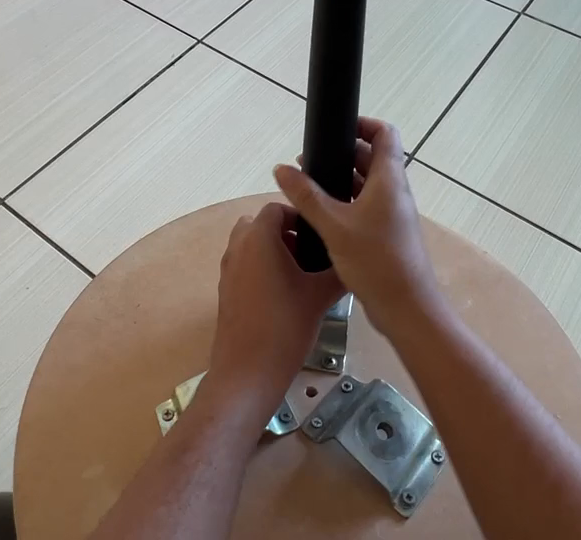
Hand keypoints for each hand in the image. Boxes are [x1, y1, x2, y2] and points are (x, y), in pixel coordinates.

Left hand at [204, 203, 345, 422]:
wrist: (247, 372)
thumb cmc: (285, 326)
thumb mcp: (319, 296)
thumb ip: (338, 272)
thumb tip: (354, 263)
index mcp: (259, 238)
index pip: (277, 209)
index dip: (301, 217)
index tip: (321, 236)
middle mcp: (238, 247)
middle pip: (261, 224)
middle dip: (286, 234)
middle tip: (312, 255)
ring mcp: (228, 269)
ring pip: (252, 246)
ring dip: (274, 251)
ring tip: (302, 275)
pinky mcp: (226, 291)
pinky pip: (245, 266)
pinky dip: (262, 269)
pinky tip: (286, 296)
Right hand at [273, 117, 442, 338]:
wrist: (408, 309)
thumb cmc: (375, 260)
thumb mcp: (334, 225)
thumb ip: (306, 196)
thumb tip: (281, 169)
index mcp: (389, 179)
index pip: (385, 134)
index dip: (363, 124)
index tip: (335, 127)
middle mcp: (395, 191)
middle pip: (372, 158)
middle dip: (342, 154)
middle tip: (309, 160)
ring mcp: (393, 214)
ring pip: (367, 184)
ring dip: (341, 180)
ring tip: (307, 186)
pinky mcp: (387, 235)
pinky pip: (366, 206)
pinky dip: (346, 202)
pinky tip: (321, 215)